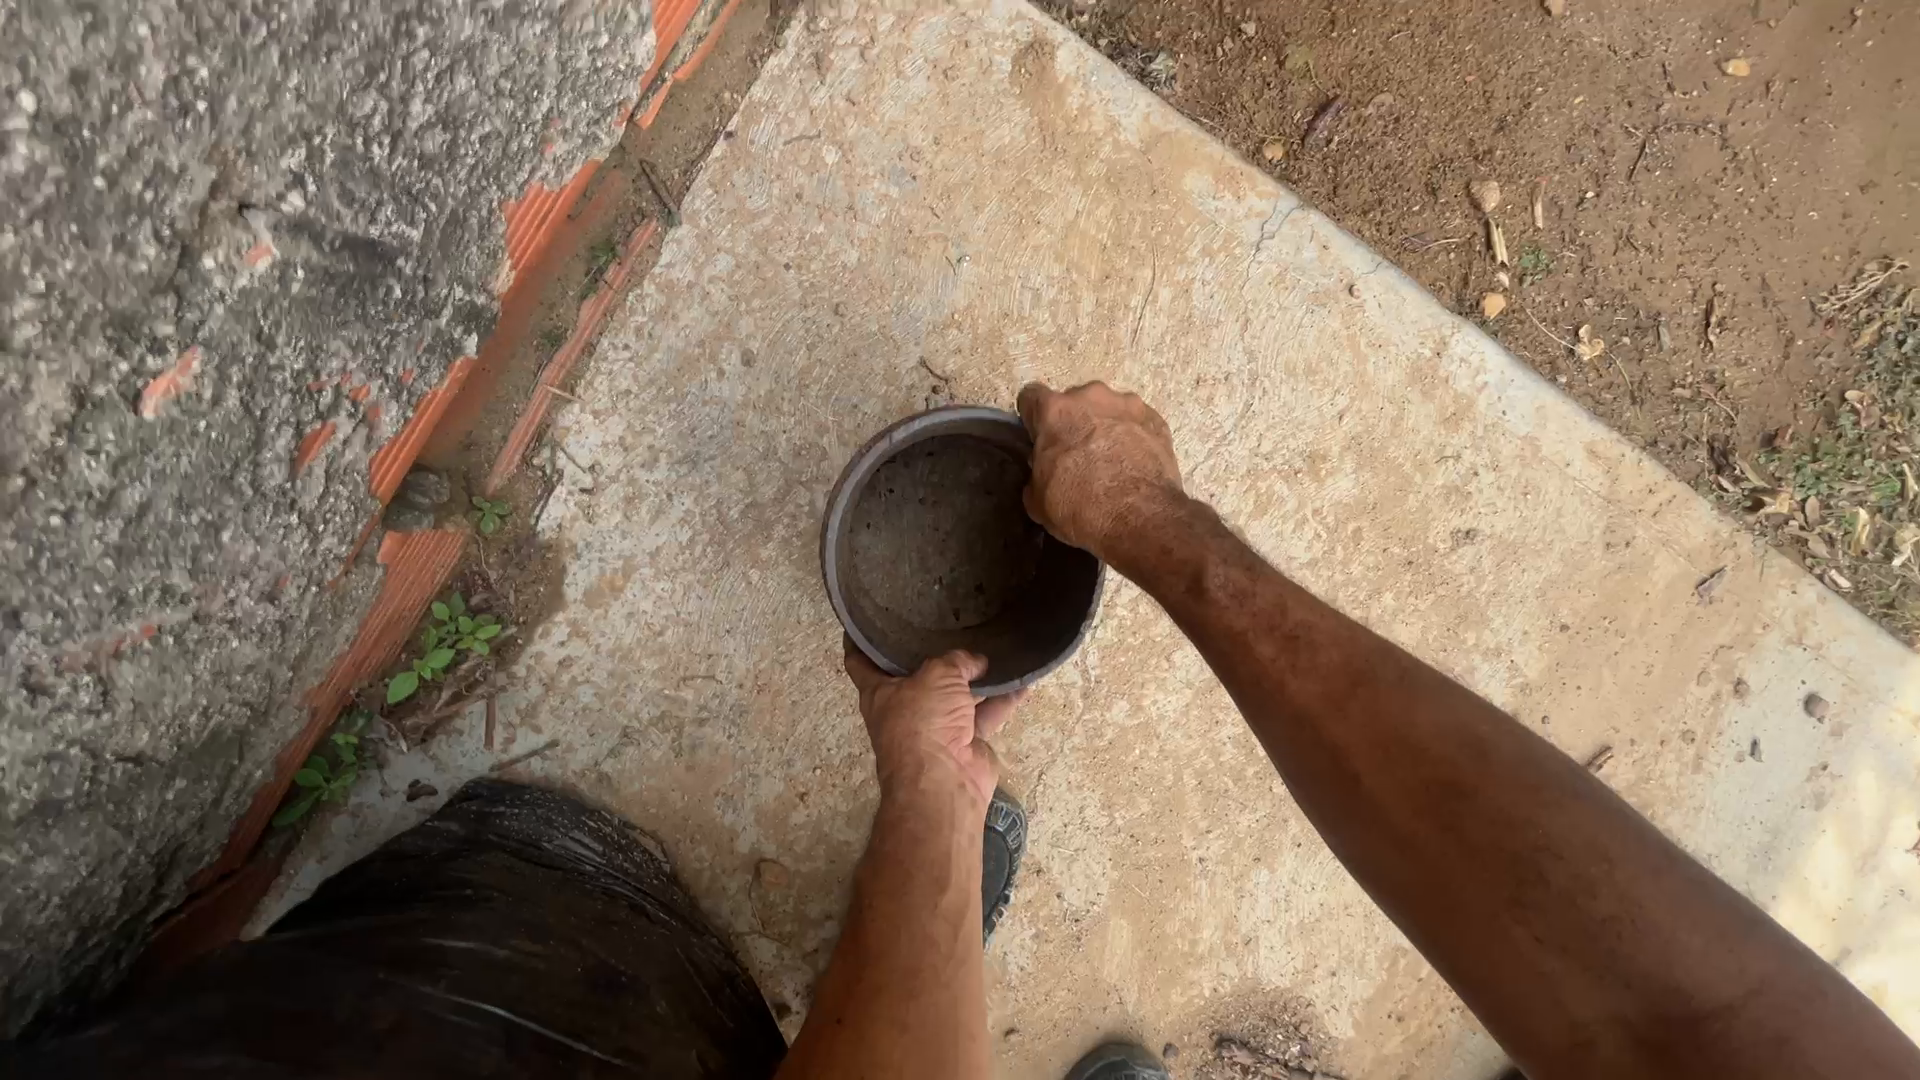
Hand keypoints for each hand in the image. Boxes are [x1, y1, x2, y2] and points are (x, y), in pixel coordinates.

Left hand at [843, 641, 1020, 815]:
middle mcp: (904, 709)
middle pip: (915, 676)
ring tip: (992, 646)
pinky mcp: (965, 742)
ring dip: (975, 676)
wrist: (945, 781)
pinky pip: (986, 714)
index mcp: (879, 692)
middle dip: (930, 655)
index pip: (859, 662)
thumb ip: (956, 660)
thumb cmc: (923, 721)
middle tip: (946, 624)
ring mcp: (935, 728)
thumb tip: (976, 662)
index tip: (865, 622)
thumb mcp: (937, 674)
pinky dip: (1003, 699)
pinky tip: (1023, 680)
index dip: (859, 640)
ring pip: (956, 695)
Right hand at [1017, 381, 1184, 563]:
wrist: (1140, 518)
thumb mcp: (1038, 501)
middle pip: (1073, 402)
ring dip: (1103, 427)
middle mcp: (1090, 396)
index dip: (1032, 420)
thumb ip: (1035, 475)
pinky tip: (1132, 464)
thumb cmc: (1080, 507)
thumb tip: (1041, 473)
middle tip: (1075, 455)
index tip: (1039, 439)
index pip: (1031, 397)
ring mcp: (1127, 404)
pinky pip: (1135, 422)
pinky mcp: (1156, 419)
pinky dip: (1131, 436)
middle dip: (1072, 423)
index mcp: (1055, 411)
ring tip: (1109, 460)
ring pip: (1106, 409)